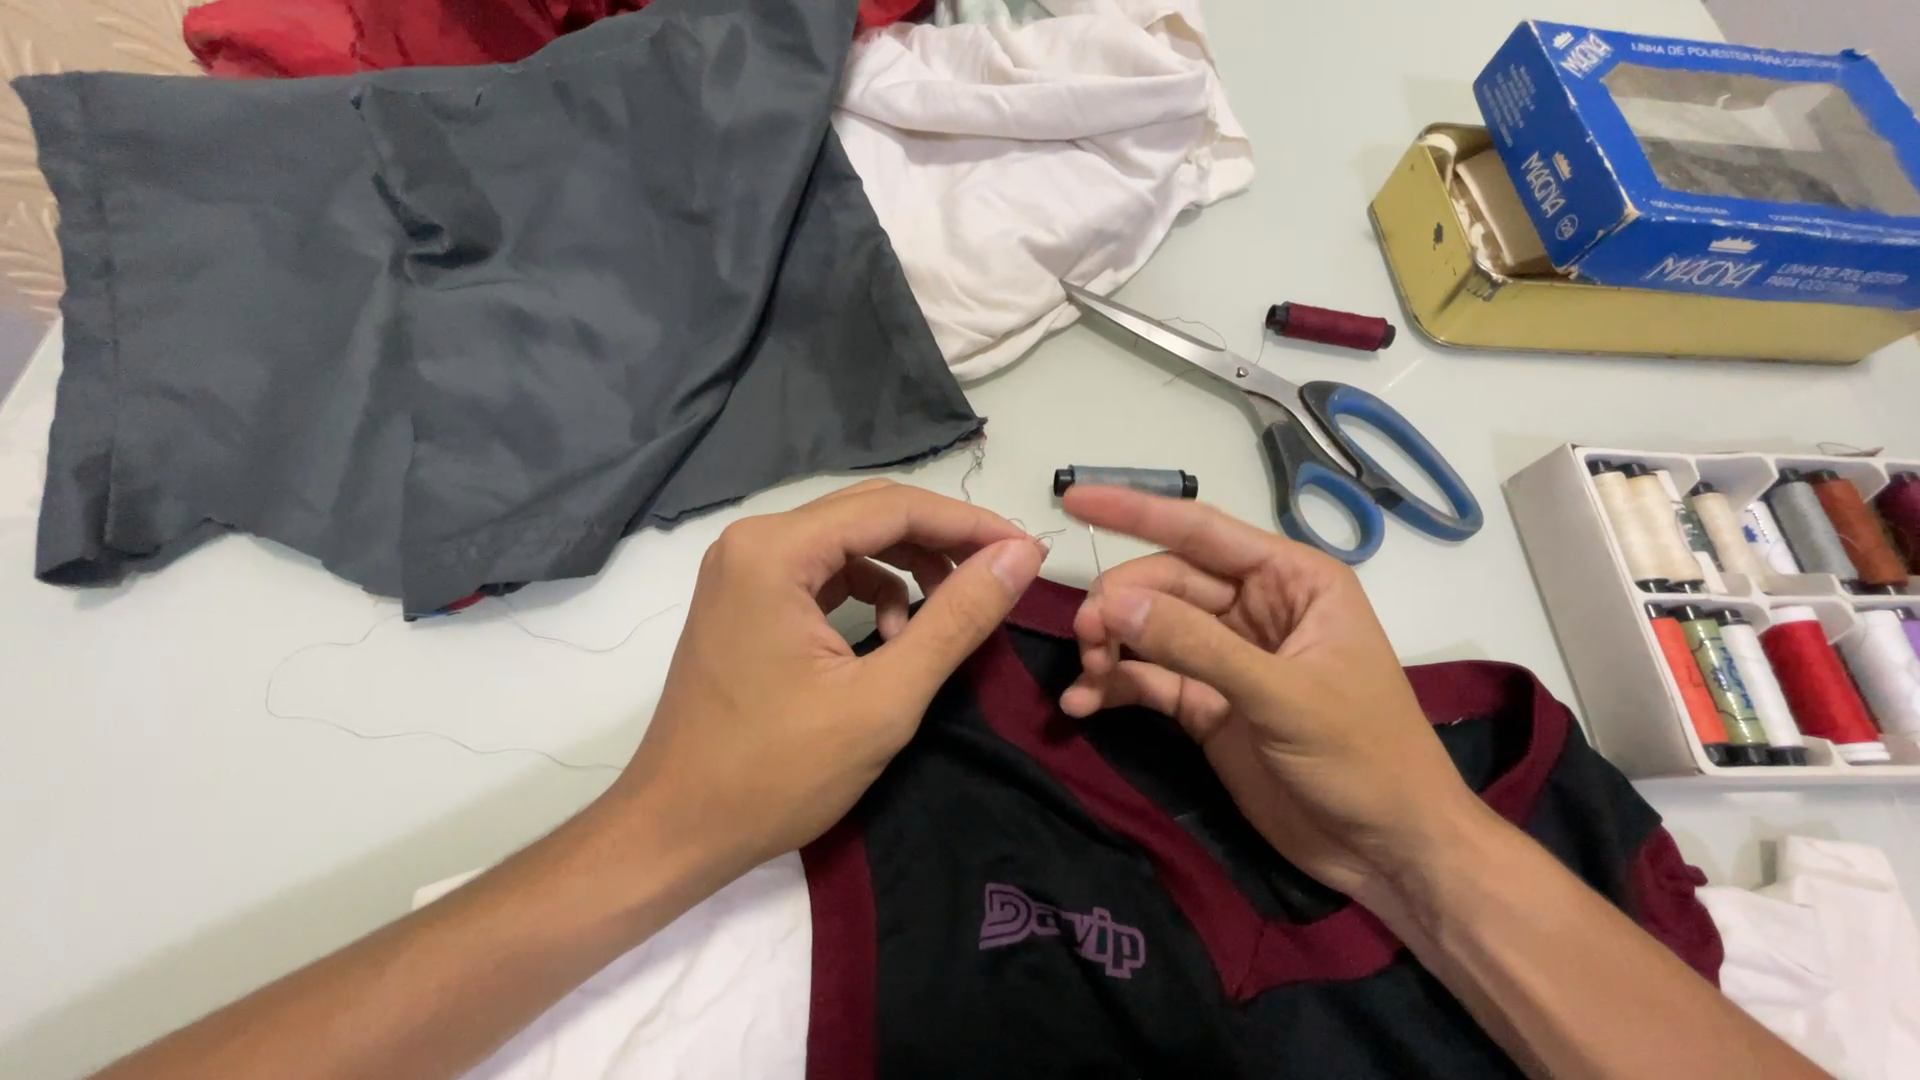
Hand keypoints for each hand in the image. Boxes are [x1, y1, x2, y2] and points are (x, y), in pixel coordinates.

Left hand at [610, 480, 1047, 886]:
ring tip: (944, 617)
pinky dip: (871, 591)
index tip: (1027, 551)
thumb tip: (1020, 557)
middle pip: (870, 514)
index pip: (893, 508)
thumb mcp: (884, 698)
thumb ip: (957, 619)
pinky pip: (826, 572)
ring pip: (850, 541)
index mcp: (775, 551)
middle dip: (941, 541)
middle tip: (1001, 574)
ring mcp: (744, 570)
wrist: (677, 831)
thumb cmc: (777, 773)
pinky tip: (891, 637)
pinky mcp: (747, 599)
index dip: (969, 524)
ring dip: (908, 568)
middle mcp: (753, 541)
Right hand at [1058, 486, 1491, 900]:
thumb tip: (1113, 601)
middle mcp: (1254, 607)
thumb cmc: (1364, 757)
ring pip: (1148, 629)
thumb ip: (1196, 645)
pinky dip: (1114, 687)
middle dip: (1119, 605)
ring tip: (1086, 674)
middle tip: (1086, 638)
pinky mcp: (1205, 702)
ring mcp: (1226, 656)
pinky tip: (1083, 704)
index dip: (1135, 511)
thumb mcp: (1282, 694)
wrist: (1388, 851)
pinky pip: (1147, 679)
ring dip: (1110, 647)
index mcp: (1291, 581)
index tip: (1074, 500)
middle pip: (1164, 584)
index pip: (1201, 531)